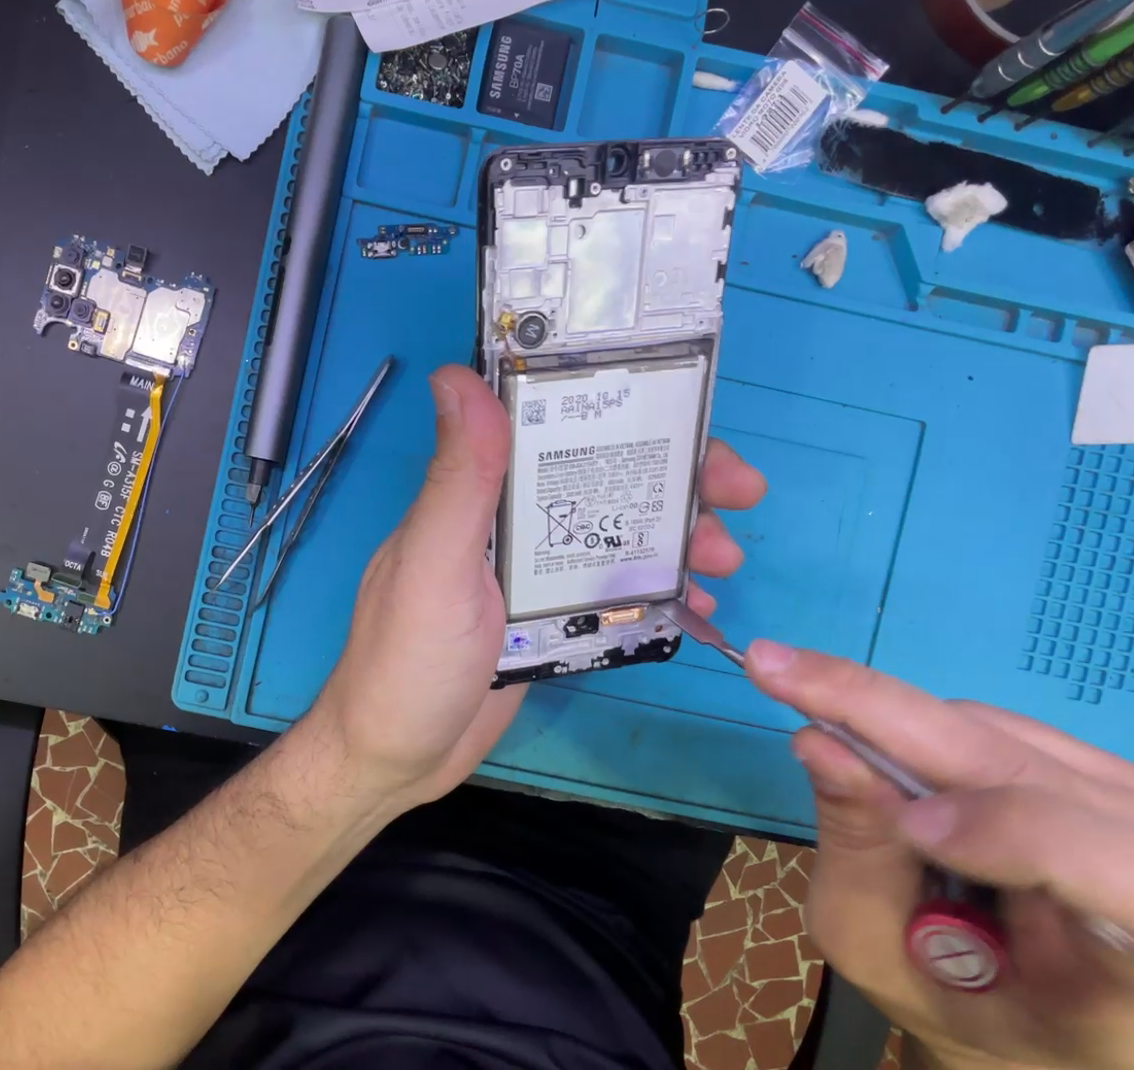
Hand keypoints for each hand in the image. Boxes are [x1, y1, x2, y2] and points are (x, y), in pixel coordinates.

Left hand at [307, 365, 765, 810]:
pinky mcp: (546, 624)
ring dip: (675, 537)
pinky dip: (658, 594)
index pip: (550, 428)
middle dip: (671, 478)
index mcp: (473, 498)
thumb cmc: (407, 662)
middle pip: (597, 480)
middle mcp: (503, 526)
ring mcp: (528, 577)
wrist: (397, 760)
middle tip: (737, 492)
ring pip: (613, 537)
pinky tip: (698, 606)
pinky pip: (612, 595)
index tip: (684, 412)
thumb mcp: (434, 565)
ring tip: (724, 559)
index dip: (617, 410)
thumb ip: (457, 479)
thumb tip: (456, 374)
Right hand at [744, 643, 1133, 1069]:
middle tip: (774, 670)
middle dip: (890, 720)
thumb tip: (817, 741)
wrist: (1029, 1013)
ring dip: (892, 729)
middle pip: (1031, 775)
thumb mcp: (881, 952)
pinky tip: (884, 760)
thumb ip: (858, 858)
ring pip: (991, 734)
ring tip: (838, 753)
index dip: (1027, 838)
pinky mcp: (1091, 764)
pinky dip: (910, 728)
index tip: (916, 828)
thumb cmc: (959, 1003)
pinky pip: (984, 722)